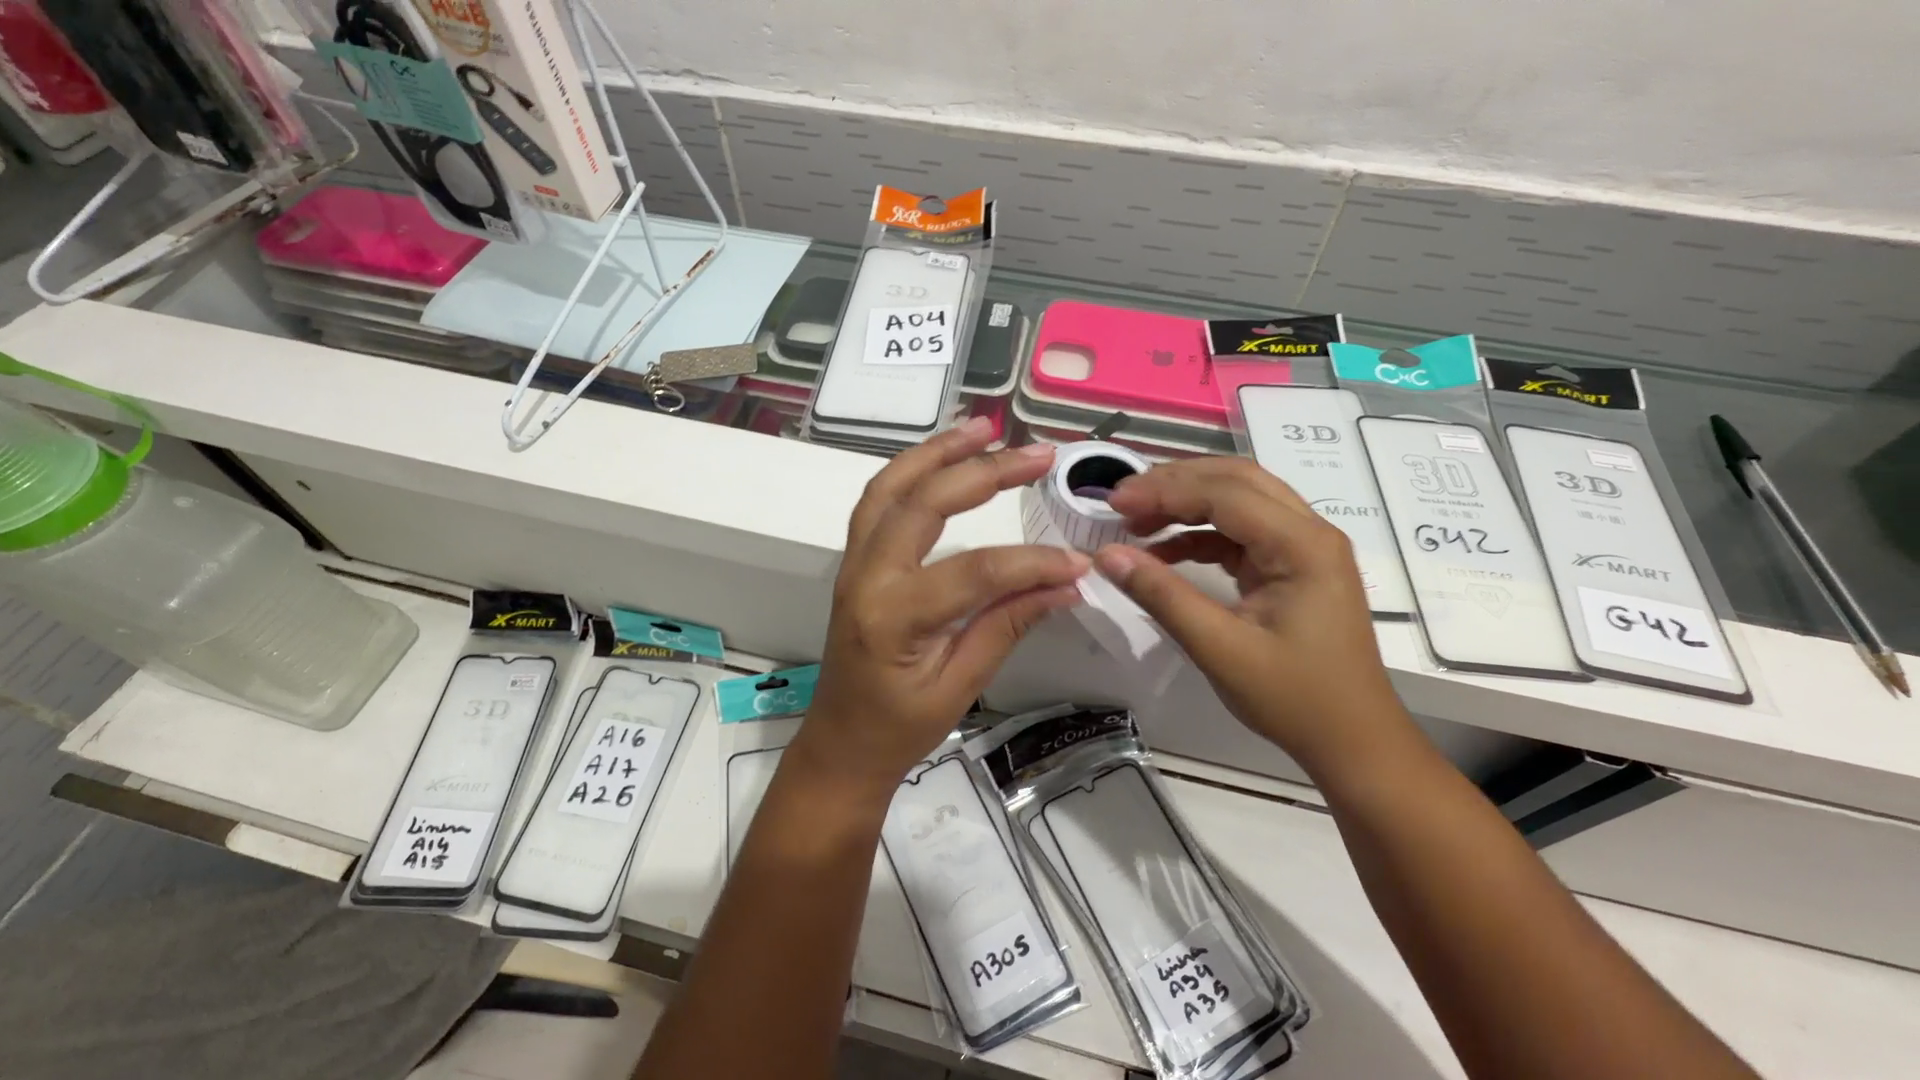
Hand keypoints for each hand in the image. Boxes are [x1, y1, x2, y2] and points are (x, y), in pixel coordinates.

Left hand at [797, 420, 1088, 789]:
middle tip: (1038, 454)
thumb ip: (1007, 626)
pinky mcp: (855, 561)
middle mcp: (866, 577)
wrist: (840, 745)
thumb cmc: (898, 729)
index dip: (1032, 563)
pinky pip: (878, 501)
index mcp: (892, 618)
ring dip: (938, 453)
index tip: (1078, 562)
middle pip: (923, 504)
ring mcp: (854, 564)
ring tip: (985, 427)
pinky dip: (911, 471)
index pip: (974, 572)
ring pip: (890, 488)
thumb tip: (1067, 584)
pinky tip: (943, 458)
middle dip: (984, 472)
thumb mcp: (959, 687)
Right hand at [1092, 457, 1410, 775]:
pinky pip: (1242, 533)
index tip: (1112, 502)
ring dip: (1187, 505)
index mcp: (1302, 545)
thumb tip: (1107, 555)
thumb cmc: (1293, 698)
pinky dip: (1201, 535)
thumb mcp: (1219, 648)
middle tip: (1122, 501)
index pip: (1224, 493)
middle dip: (1174, 484)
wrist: (1353, 740)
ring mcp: (1305, 548)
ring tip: (1136, 523)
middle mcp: (1310, 532)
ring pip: (1240, 501)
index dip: (1164, 491)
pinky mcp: (1294, 567)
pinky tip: (1164, 552)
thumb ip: (1162, 595)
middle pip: (1236, 480)